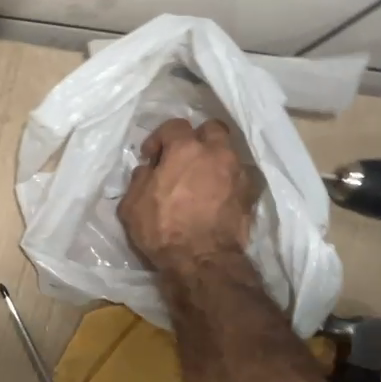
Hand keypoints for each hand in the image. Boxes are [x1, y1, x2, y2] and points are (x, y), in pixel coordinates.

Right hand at [119, 117, 259, 274]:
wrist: (200, 256)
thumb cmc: (160, 228)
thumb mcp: (131, 204)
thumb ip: (140, 179)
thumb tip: (149, 169)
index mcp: (185, 150)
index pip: (174, 125)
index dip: (159, 138)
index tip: (151, 157)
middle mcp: (216, 152)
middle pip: (211, 129)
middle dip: (194, 139)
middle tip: (180, 160)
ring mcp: (237, 170)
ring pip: (226, 151)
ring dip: (210, 159)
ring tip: (197, 180)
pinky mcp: (249, 190)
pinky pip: (235, 174)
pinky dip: (222, 179)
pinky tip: (210, 196)